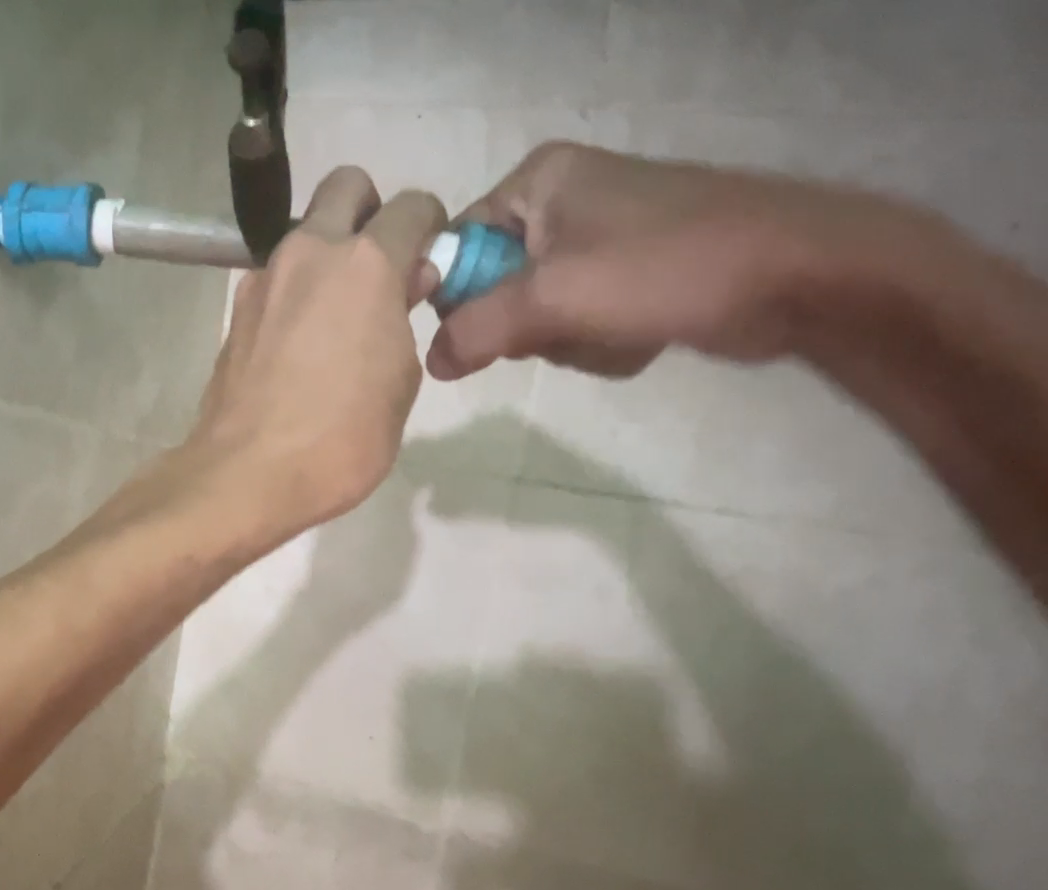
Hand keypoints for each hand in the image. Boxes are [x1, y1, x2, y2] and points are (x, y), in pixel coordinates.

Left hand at [183, 166, 446, 540]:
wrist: (246, 474)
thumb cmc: (341, 437)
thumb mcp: (401, 381)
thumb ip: (403, 319)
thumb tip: (399, 289)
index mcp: (365, 263)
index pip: (411, 207)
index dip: (429, 227)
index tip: (429, 261)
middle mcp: (308, 254)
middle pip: (345, 188)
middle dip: (368, 212)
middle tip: (378, 269)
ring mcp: (262, 280)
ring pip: (303, 236)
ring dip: (326, 257)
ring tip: (337, 317)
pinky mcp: (234, 313)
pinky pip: (275, 280)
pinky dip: (295, 293)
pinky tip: (300, 343)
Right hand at [426, 142, 908, 380]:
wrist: (803, 276)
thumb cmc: (664, 269)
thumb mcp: (550, 300)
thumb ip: (474, 331)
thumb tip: (430, 363)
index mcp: (536, 182)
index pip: (453, 247)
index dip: (456, 298)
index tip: (477, 334)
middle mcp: (561, 200)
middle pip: (491, 287)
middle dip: (524, 324)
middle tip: (559, 330)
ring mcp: (599, 236)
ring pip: (534, 312)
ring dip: (564, 339)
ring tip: (611, 333)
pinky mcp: (630, 271)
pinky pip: (577, 319)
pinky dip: (596, 340)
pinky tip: (636, 338)